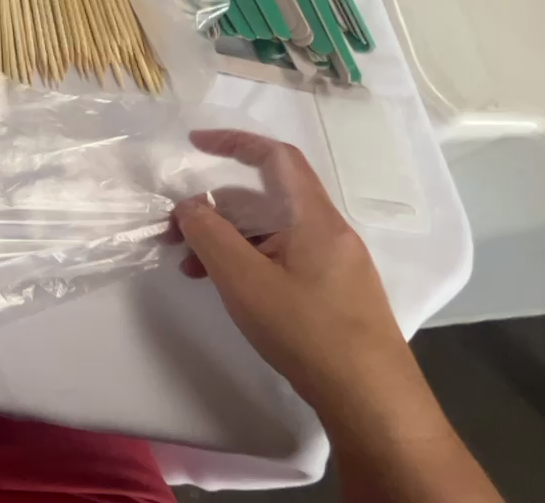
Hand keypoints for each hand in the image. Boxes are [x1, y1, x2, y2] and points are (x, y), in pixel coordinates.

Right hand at [171, 130, 422, 417]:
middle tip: (172, 231)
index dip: (234, 142)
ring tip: (190, 268)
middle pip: (262, 198)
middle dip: (212, 208)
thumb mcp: (241, 276)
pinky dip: (243, 259)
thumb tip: (188, 205)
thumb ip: (207, 230)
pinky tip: (221, 284)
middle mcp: (328, 233)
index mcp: (314, 219)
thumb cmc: (306, 330)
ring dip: (223, 239)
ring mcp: (333, 264)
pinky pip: (278, 255)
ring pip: (266, 230)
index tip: (193, 144)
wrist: (372, 402)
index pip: (276, 158)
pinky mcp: (331, 291)